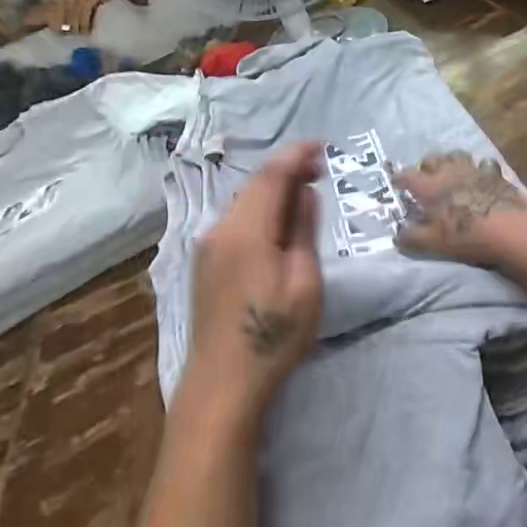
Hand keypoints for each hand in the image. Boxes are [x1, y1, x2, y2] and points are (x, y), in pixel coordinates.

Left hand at [182, 142, 324, 418]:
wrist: (221, 381)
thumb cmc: (272, 336)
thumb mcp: (304, 283)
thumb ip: (302, 230)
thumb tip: (305, 192)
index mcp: (244, 230)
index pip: (270, 176)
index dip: (296, 155)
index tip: (321, 146)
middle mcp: (218, 229)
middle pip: (253, 185)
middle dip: (286, 170)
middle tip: (318, 168)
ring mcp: (206, 246)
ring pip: (242, 202)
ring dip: (271, 189)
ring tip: (302, 191)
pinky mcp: (204, 262)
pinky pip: (235, 220)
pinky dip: (258, 209)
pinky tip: (275, 220)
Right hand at [392, 151, 526, 265]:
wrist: (511, 228)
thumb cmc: (467, 234)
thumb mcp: (435, 242)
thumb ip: (413, 238)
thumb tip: (397, 237)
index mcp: (430, 187)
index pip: (408, 176)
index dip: (399, 178)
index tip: (395, 182)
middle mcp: (449, 173)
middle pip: (433, 159)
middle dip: (425, 165)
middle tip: (424, 176)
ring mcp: (473, 171)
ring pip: (457, 155)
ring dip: (450, 160)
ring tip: (450, 170)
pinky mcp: (495, 175)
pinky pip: (484, 164)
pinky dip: (479, 168)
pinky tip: (480, 177)